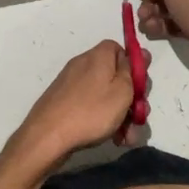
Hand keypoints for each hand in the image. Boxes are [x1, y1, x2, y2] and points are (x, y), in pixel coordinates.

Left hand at [13, 41, 132, 163]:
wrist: (48, 135)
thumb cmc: (91, 111)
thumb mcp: (122, 91)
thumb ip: (133, 72)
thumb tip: (140, 53)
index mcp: (98, 55)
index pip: (120, 49)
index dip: (134, 68)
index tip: (140, 89)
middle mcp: (84, 64)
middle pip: (115, 75)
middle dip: (131, 99)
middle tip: (137, 120)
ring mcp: (72, 83)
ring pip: (105, 95)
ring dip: (120, 115)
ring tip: (126, 139)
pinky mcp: (65, 100)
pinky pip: (91, 105)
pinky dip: (103, 119)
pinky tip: (112, 139)